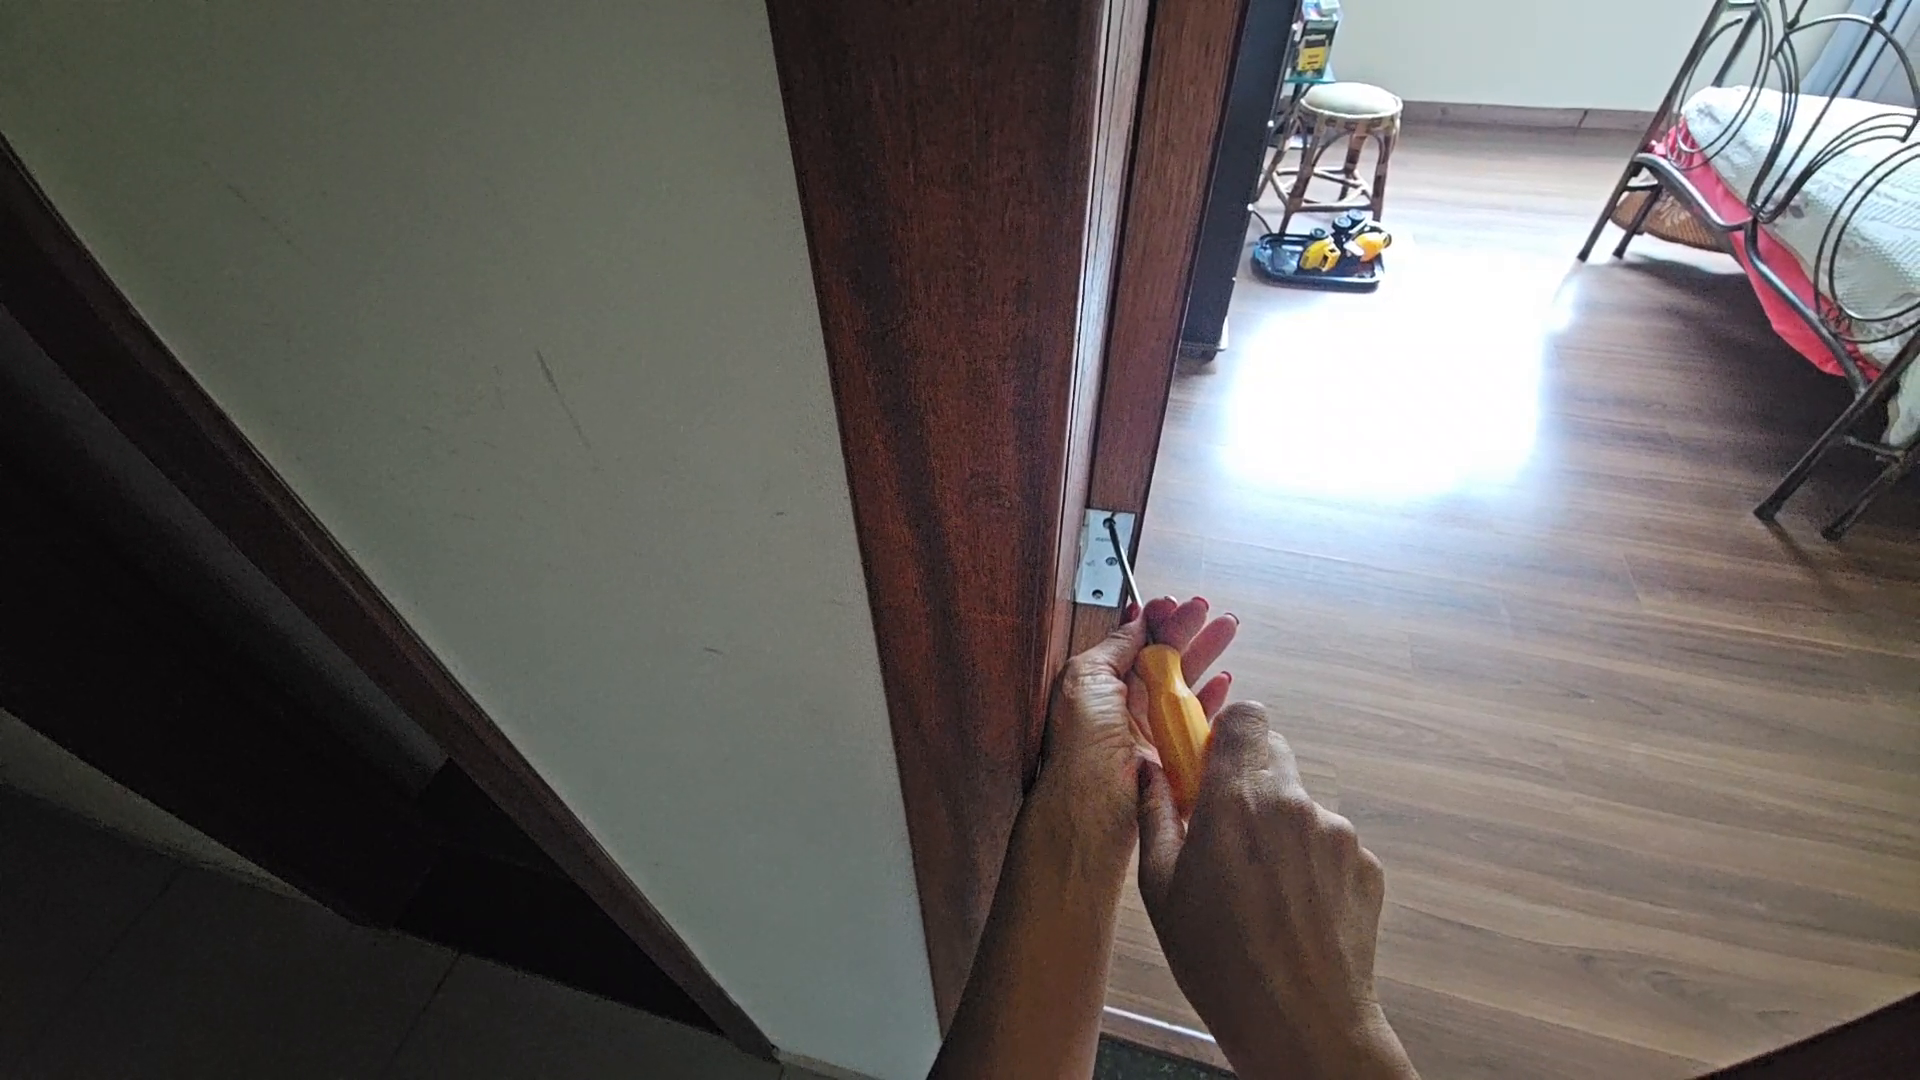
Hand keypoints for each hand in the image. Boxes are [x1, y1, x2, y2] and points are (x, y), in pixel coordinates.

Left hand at [1042, 597, 1235, 821]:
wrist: (1091, 810)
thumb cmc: (1079, 748)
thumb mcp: (1086, 678)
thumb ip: (1115, 647)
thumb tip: (1135, 619)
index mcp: (1101, 684)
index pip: (1134, 643)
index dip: (1155, 621)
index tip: (1174, 604)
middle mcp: (1126, 705)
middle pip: (1164, 659)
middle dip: (1186, 630)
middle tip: (1207, 610)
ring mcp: (1152, 730)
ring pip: (1185, 684)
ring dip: (1207, 654)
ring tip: (1225, 629)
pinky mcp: (1174, 756)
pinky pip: (1199, 723)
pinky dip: (1214, 700)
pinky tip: (1225, 682)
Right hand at [1137, 703, 1416, 1079]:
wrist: (1304, 1029)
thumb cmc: (1221, 961)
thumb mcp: (1162, 886)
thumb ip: (1155, 813)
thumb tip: (1148, 771)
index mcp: (1236, 800)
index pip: (1247, 717)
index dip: (1228, 729)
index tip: (1211, 756)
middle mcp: (1291, 803)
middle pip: (1273, 751)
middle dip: (1248, 775)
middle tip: (1229, 820)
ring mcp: (1336, 833)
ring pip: (1299, 799)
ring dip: (1279, 821)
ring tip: (1262, 881)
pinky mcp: (1366, 864)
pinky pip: (1328, 839)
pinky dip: (1309, 856)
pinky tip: (1293, 903)